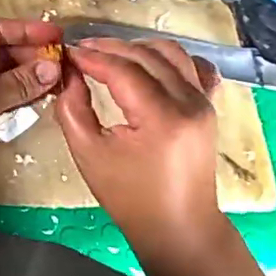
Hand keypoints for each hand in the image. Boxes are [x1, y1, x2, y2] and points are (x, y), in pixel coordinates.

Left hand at [0, 19, 63, 183]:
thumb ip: (19, 82)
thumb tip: (54, 67)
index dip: (30, 32)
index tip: (61, 37)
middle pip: (4, 51)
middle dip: (33, 56)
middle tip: (67, 64)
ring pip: (5, 74)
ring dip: (30, 78)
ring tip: (62, 81)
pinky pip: (1, 94)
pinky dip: (20, 96)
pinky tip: (43, 98)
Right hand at [54, 38, 227, 254]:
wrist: (179, 227)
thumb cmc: (130, 198)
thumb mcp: (88, 154)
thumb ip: (72, 107)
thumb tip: (69, 73)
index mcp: (161, 117)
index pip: (122, 69)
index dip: (91, 57)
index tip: (66, 53)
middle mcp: (189, 102)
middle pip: (146, 55)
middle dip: (109, 48)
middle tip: (80, 51)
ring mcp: (204, 103)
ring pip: (172, 53)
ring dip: (137, 48)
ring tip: (109, 56)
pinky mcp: (209, 107)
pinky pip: (195, 68)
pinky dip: (171, 59)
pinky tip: (150, 65)